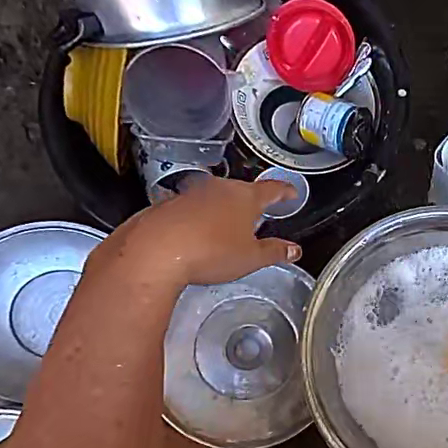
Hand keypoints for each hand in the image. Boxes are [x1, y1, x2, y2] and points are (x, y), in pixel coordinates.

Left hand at [98, 175, 301, 286]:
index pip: (273, 189)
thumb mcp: (251, 258)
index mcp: (245, 197)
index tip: (290, 193)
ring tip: (225, 233)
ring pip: (214, 198)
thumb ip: (275, 251)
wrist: (155, 251)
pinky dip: (197, 220)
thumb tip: (292, 250)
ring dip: (221, 211)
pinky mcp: (168, 205)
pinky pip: (190, 209)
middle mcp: (218, 188)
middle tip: (258, 217)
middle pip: (241, 191)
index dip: (285, 191)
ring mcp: (191, 194)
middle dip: (250, 203)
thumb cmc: (207, 251)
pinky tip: (196, 239)